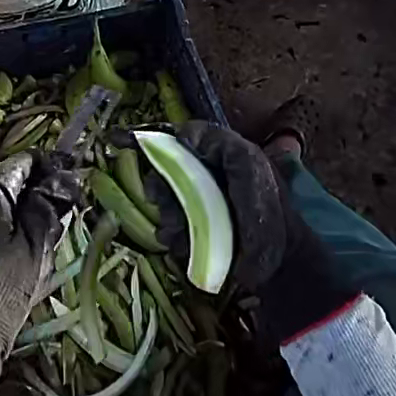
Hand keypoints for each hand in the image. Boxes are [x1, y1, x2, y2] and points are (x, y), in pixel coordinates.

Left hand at [0, 153, 82, 393]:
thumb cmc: (4, 284)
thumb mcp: (36, 243)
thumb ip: (48, 206)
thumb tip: (63, 176)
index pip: (19, 165)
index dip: (46, 162)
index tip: (71, 168)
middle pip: (12, 191)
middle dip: (40, 194)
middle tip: (69, 206)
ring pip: (7, 216)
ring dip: (30, 220)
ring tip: (55, 235)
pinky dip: (18, 240)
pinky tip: (33, 260)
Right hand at [145, 122, 357, 344]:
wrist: (277, 262)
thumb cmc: (268, 209)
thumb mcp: (249, 165)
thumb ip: (218, 143)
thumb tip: (180, 134)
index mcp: (216, 157)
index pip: (175, 140)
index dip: (147, 138)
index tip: (117, 140)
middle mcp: (202, 179)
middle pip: (160, 173)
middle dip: (159, 186)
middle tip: (165, 198)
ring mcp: (195, 208)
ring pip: (161, 205)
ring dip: (169, 216)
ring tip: (186, 228)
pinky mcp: (192, 236)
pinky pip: (167, 232)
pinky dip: (174, 237)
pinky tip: (189, 244)